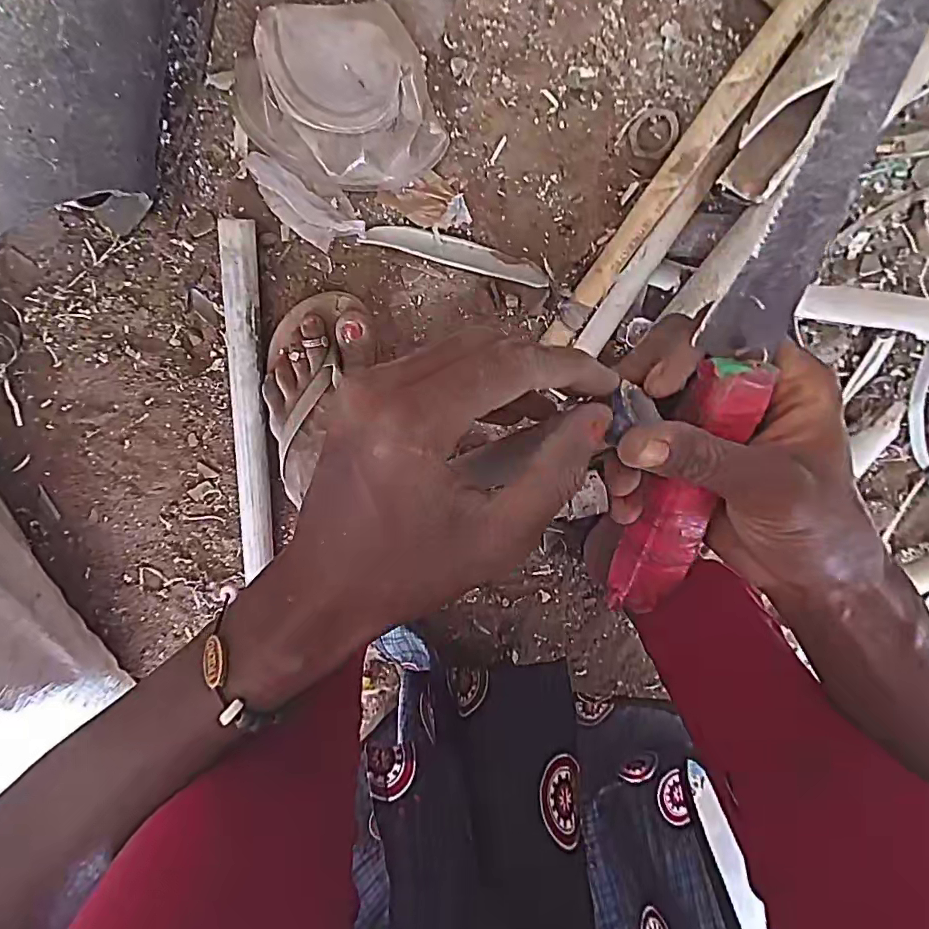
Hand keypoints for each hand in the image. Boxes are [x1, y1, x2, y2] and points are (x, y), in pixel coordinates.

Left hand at [252, 329, 615, 670]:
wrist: (325, 584)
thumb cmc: (404, 572)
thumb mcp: (498, 536)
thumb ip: (554, 472)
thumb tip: (592, 422)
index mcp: (411, 422)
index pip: (508, 365)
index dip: (568, 368)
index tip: (604, 383)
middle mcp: (381, 388)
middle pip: (484, 345)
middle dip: (543, 364)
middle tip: (583, 394)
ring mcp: (364, 385)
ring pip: (458, 348)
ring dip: (510, 369)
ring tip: (551, 406)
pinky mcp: (360, 393)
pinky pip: (431, 366)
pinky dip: (474, 378)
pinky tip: (504, 410)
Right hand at [602, 316, 887, 598]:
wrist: (808, 581)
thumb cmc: (823, 528)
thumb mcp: (772, 486)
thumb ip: (707, 458)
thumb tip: (644, 440)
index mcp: (781, 380)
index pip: (722, 336)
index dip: (683, 351)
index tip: (659, 385)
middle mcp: (736, 394)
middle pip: (669, 363)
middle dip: (639, 398)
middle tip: (627, 426)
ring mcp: (703, 425)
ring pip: (644, 407)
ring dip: (625, 441)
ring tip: (628, 481)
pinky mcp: (678, 456)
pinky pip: (637, 447)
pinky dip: (624, 470)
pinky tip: (631, 497)